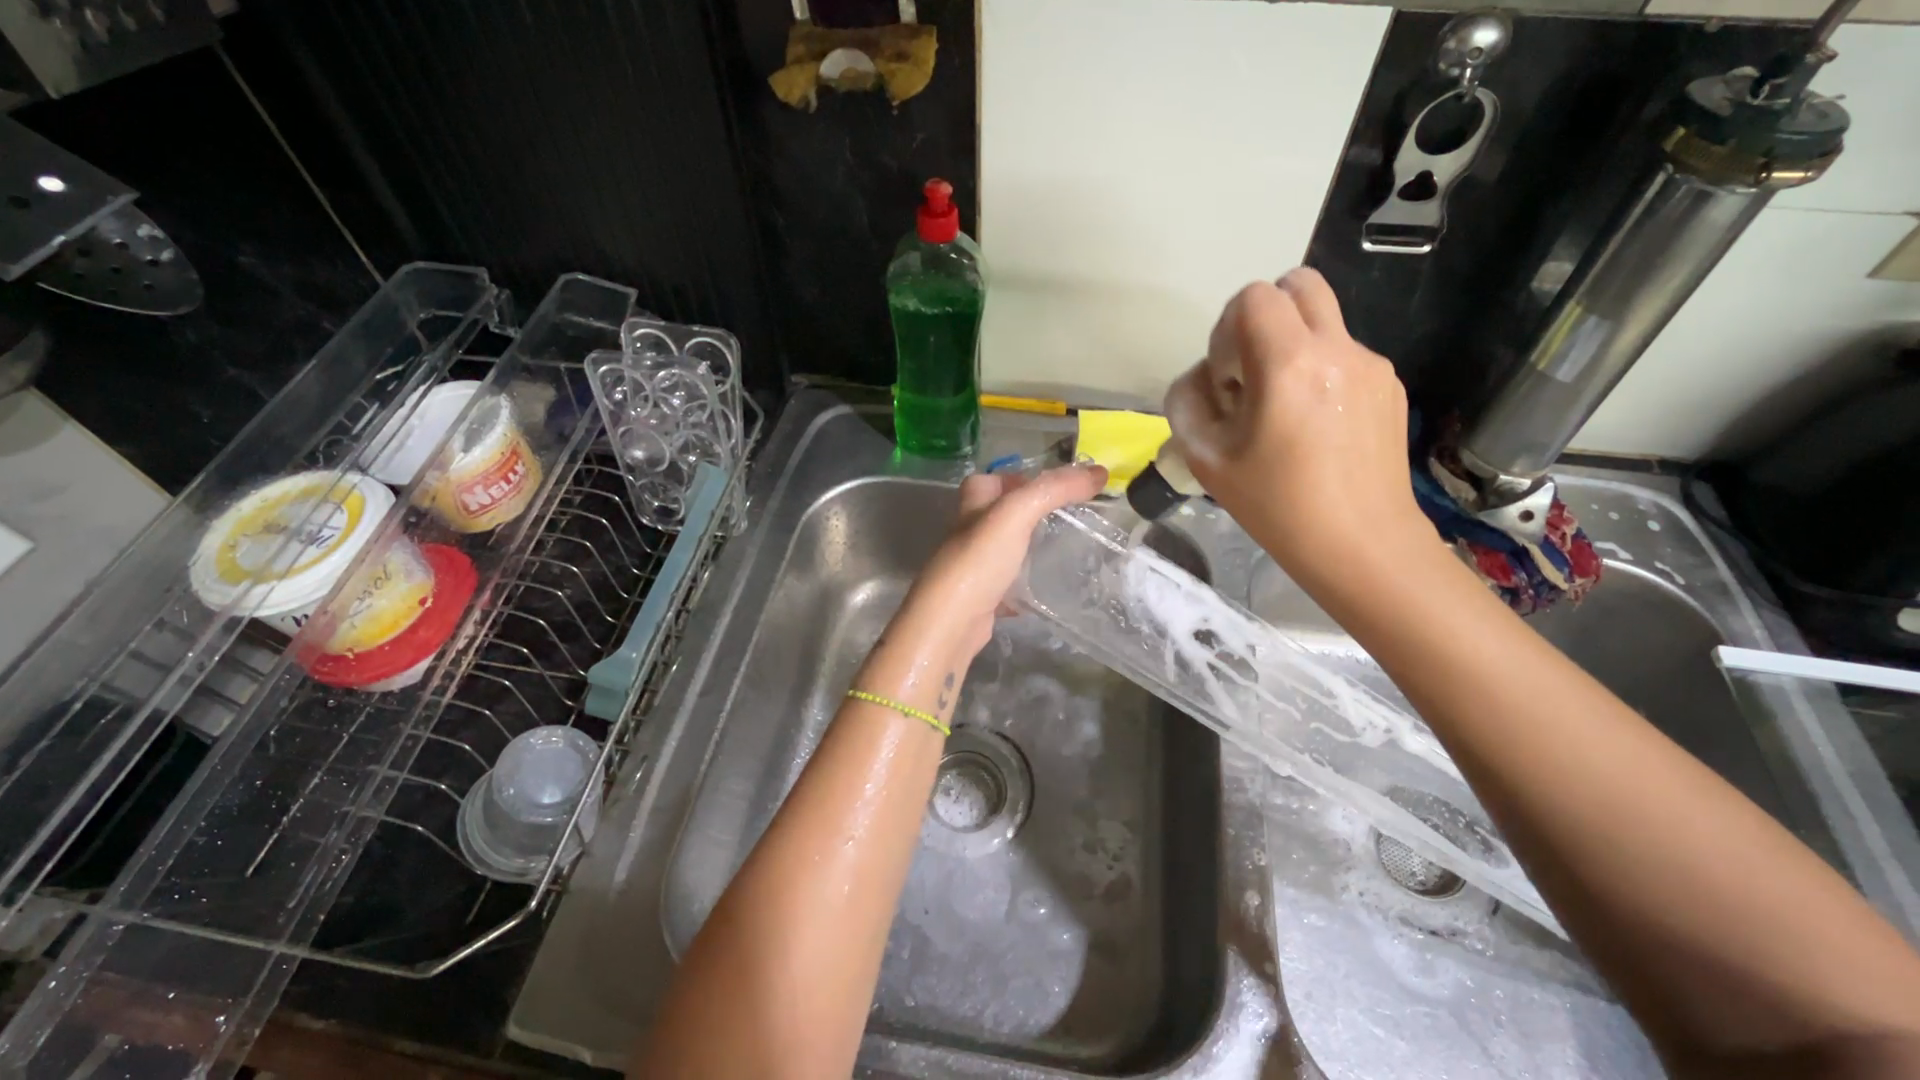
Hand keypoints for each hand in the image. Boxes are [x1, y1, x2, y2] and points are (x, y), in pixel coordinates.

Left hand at [886, 464, 1107, 678]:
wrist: (951, 622)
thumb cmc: (979, 560)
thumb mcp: (1017, 513)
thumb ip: (1055, 490)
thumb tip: (1099, 472)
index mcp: (972, 504)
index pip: (991, 479)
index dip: (1018, 477)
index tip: (1055, 486)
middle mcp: (969, 532)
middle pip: (1000, 514)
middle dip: (1030, 513)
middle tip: (1070, 517)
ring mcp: (974, 567)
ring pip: (1006, 549)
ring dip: (1030, 547)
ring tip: (1068, 548)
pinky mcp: (982, 598)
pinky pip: (1009, 584)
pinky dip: (1027, 585)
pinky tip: (1050, 589)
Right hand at [1164, 268, 1432, 591]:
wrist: (1362, 545)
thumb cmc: (1277, 506)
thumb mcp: (1205, 459)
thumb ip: (1188, 402)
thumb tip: (1203, 380)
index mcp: (1289, 363)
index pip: (1252, 297)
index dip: (1226, 332)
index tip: (1229, 384)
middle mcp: (1337, 349)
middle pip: (1297, 285)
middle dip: (1264, 317)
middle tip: (1253, 371)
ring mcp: (1371, 364)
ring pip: (1323, 320)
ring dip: (1294, 344)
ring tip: (1285, 407)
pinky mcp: (1390, 386)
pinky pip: (1345, 355)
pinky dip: (1321, 372)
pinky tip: (1317, 427)